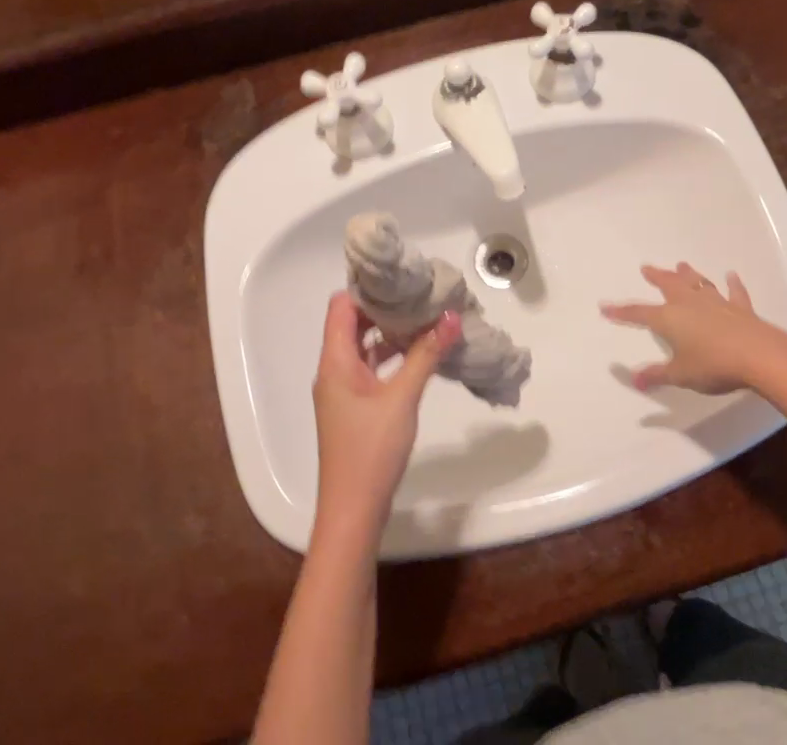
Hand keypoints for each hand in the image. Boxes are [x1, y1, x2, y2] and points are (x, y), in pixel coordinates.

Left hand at [312, 292, 460, 532]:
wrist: (353, 508)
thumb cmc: (371, 450)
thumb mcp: (402, 399)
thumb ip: (426, 355)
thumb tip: (452, 317)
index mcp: (335, 361)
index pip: (342, 307)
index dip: (368, 288)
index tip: (402, 278)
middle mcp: (334, 370)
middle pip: (353, 324)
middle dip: (387, 308)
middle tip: (423, 295)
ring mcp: (344, 390)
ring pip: (366, 348)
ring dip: (392, 333)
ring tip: (428, 319)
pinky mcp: (357, 407)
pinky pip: (373, 369)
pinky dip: (394, 357)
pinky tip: (421, 354)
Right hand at [602, 264, 786, 394]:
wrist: (759, 356)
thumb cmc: (713, 365)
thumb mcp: (680, 374)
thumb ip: (657, 375)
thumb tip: (634, 379)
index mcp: (670, 319)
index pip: (639, 314)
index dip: (621, 311)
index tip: (605, 307)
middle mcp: (690, 304)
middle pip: (670, 286)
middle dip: (657, 277)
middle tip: (647, 267)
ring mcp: (717, 303)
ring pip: (699, 284)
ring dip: (689, 275)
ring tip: (681, 265)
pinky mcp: (740, 309)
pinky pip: (734, 292)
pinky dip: (732, 284)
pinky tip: (731, 275)